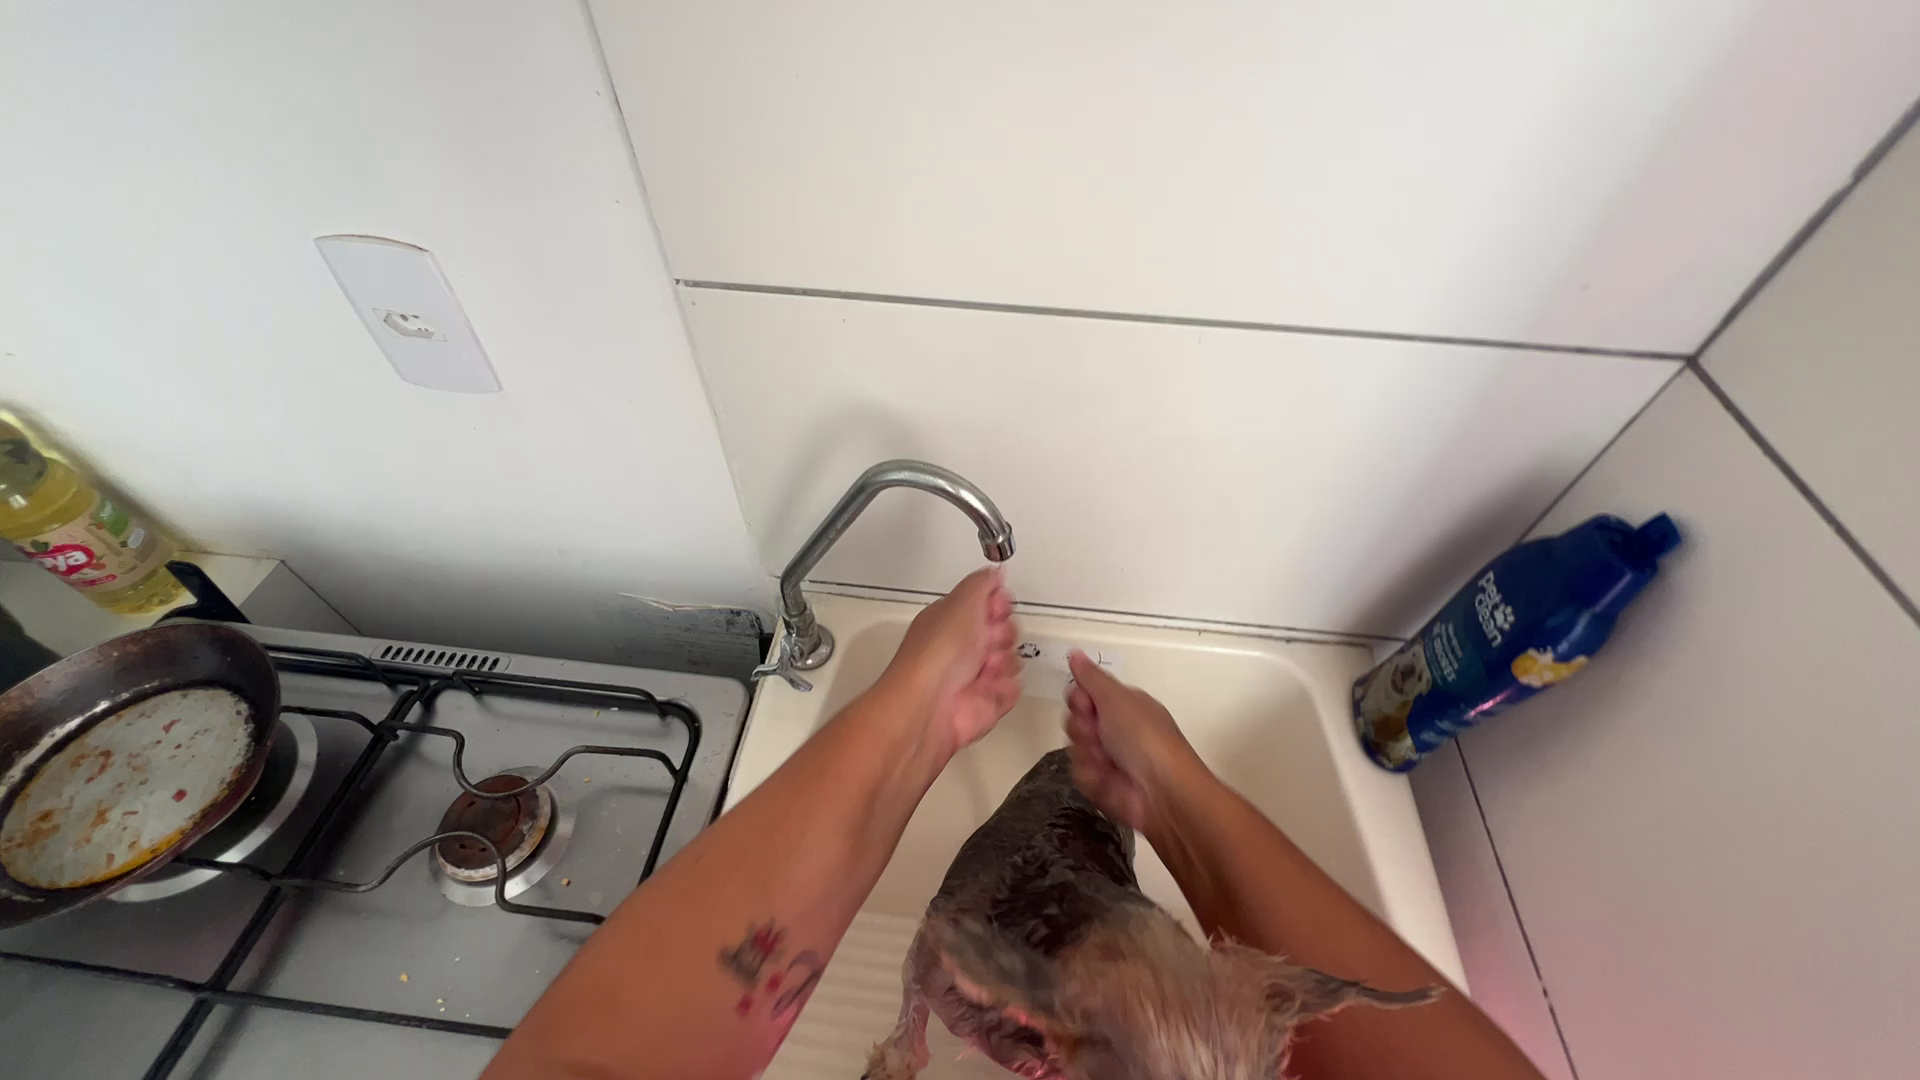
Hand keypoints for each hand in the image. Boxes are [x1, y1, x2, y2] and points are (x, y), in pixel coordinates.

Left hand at [876, 566, 1020, 755]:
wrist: (930, 703)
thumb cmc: (935, 654)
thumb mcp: (962, 601)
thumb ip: (982, 583)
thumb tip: (995, 572)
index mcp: (953, 620)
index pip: (989, 605)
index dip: (999, 605)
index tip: (996, 608)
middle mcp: (963, 647)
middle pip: (1006, 630)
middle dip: (1003, 633)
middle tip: (987, 639)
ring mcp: (975, 675)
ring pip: (1012, 659)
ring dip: (1003, 661)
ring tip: (983, 667)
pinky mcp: (986, 701)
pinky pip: (1013, 689)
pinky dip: (1003, 688)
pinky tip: (985, 687)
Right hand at [1063, 650, 1204, 832]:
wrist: (1161, 791)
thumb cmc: (1144, 738)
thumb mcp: (1116, 699)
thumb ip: (1091, 677)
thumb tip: (1075, 652)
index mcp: (1124, 705)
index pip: (1085, 694)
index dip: (1079, 699)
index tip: (1086, 704)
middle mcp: (1116, 729)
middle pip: (1076, 720)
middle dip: (1081, 727)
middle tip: (1096, 734)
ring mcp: (1109, 757)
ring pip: (1074, 747)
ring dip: (1086, 752)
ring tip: (1105, 760)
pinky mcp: (1102, 784)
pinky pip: (1079, 773)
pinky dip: (1091, 775)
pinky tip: (1107, 778)